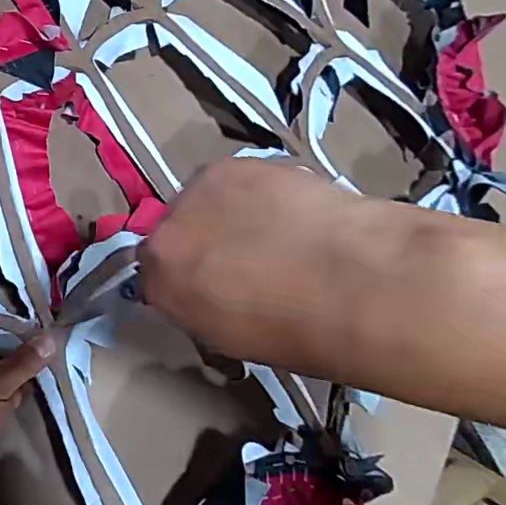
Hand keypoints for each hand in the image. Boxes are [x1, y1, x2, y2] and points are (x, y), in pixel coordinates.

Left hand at [0, 335, 55, 504]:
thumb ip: (24, 362)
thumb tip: (50, 337)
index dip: (22, 335)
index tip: (50, 334)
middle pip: (4, 357)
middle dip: (27, 358)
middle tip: (57, 353)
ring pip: (8, 378)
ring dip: (26, 378)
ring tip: (57, 368)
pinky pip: (9, 397)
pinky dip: (21, 395)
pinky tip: (42, 390)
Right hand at [137, 158, 415, 367]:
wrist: (351, 281)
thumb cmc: (297, 330)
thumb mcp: (232, 339)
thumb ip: (202, 307)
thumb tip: (212, 293)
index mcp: (161, 281)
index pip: (155, 275)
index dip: (184, 278)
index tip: (210, 285)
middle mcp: (166, 232)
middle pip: (174, 231)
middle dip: (201, 241)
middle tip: (244, 258)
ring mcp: (198, 193)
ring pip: (203, 201)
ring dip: (225, 212)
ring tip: (273, 231)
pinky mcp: (233, 165)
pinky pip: (234, 179)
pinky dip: (254, 191)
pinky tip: (289, 208)